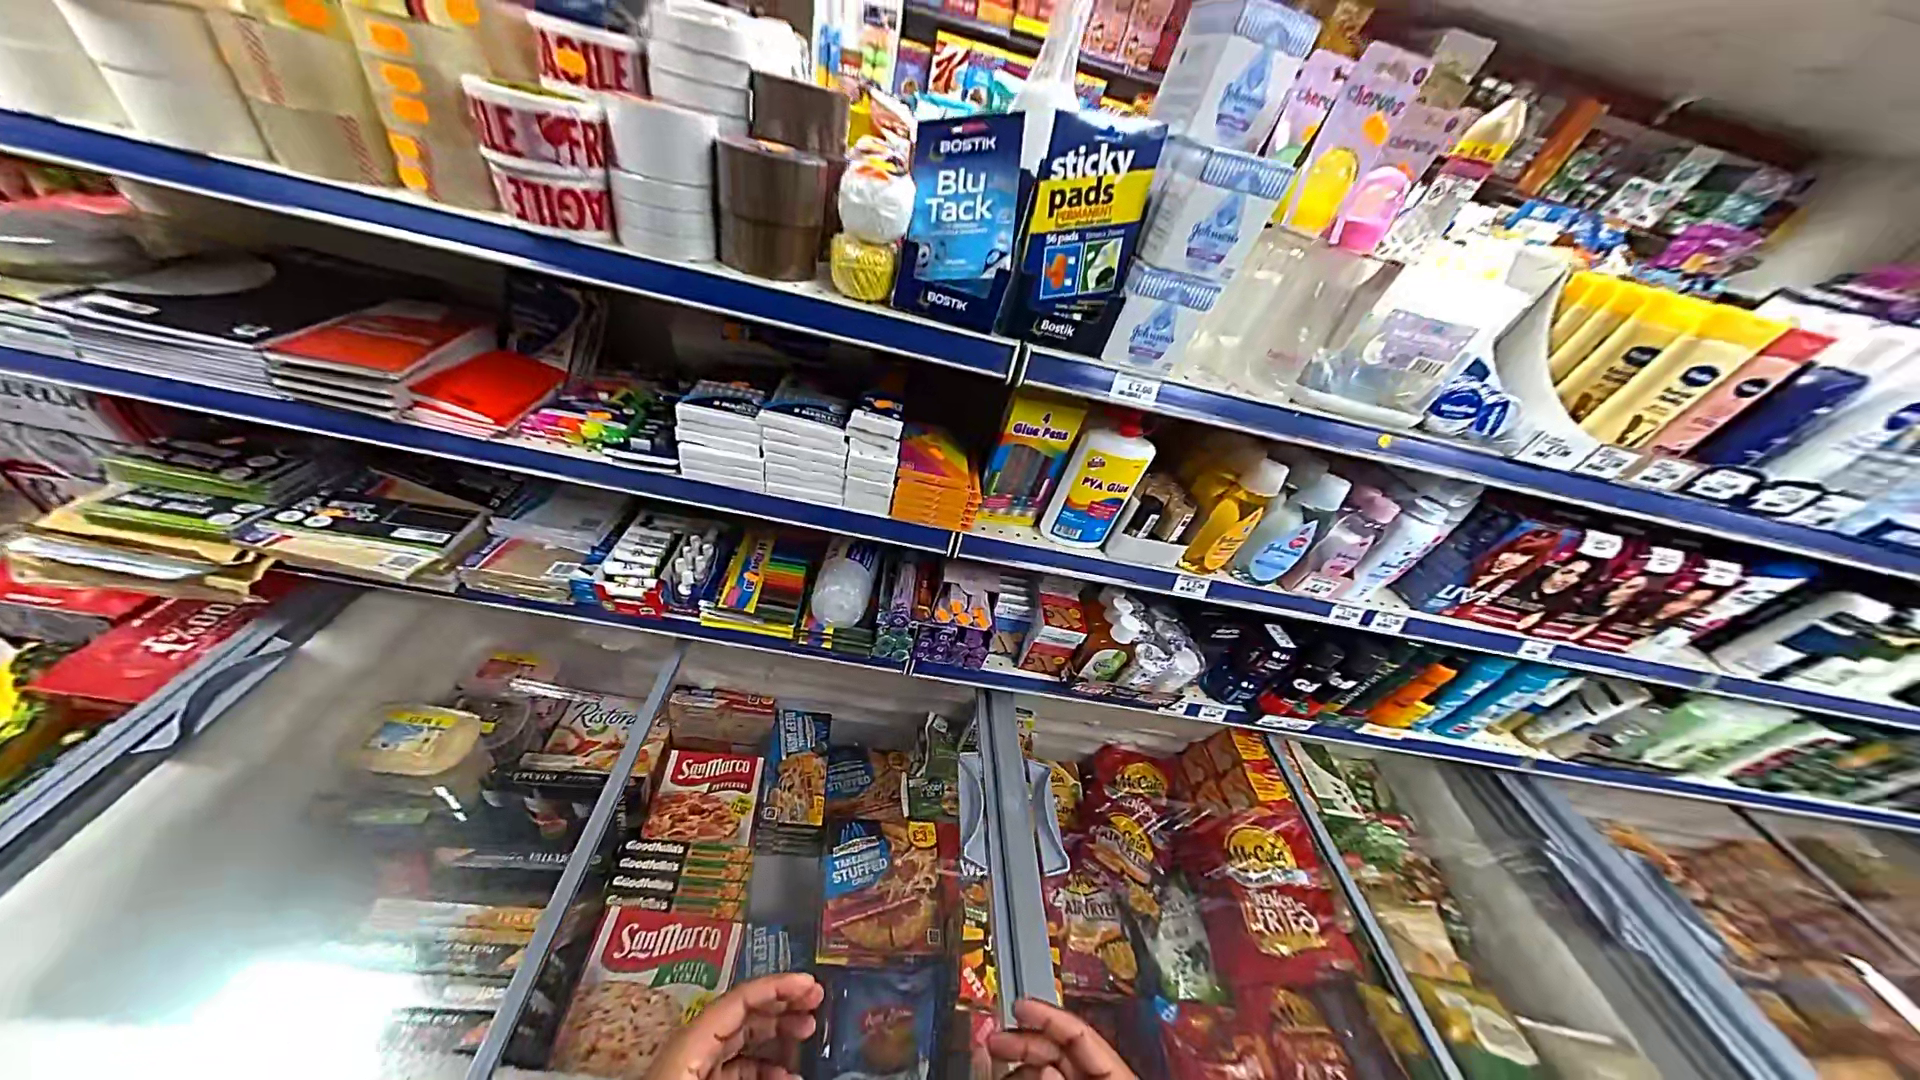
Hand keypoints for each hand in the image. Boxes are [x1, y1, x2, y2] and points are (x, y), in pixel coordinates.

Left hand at [646, 973, 823, 1079]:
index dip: (777, 986)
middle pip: (740, 1015)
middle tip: (816, 1004)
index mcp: (687, 1048)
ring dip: (774, 1038)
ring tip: (806, 1040)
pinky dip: (760, 1069)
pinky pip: (731, 1070)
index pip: (738, 1000)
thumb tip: (797, 1075)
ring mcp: (688, 1075)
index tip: (810, 985)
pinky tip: (784, 1077)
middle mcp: (687, 1054)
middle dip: (780, 1007)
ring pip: (738, 1042)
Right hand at [986, 998, 1136, 1079]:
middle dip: (1023, 1039)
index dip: (1045, 1012)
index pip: (1078, 1029)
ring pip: (1049, 1068)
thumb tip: (1044, 1066)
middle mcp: (1102, 1071)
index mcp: (1118, 1066)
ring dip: (1020, 1063)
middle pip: (1059, 1046)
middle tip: (994, 1039)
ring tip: (996, 1063)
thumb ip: (1070, 1079)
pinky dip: (1026, 1078)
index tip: (1017, 1003)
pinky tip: (1009, 1077)